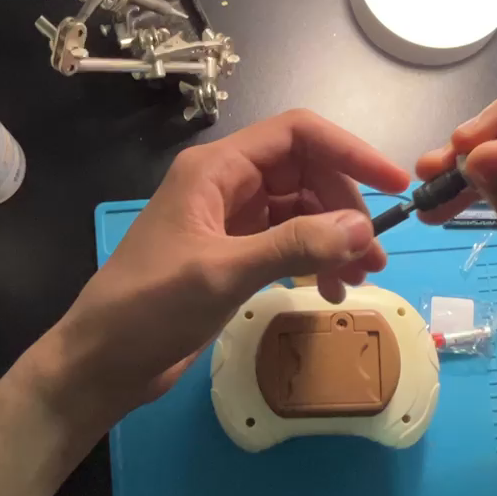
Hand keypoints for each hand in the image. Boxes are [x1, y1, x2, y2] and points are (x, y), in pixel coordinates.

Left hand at [39, 109, 409, 421]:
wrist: (103, 360)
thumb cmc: (150, 307)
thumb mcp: (223, 273)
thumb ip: (293, 246)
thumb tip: (360, 228)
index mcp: (216, 170)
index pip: (296, 135)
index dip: (349, 151)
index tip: (393, 184)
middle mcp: (226, 186)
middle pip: (305, 175)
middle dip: (345, 209)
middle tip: (373, 258)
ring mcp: (230, 222)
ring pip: (300, 213)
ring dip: (333, 240)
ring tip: (360, 279)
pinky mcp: (232, 256)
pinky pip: (286, 245)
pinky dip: (312, 262)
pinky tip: (327, 292)